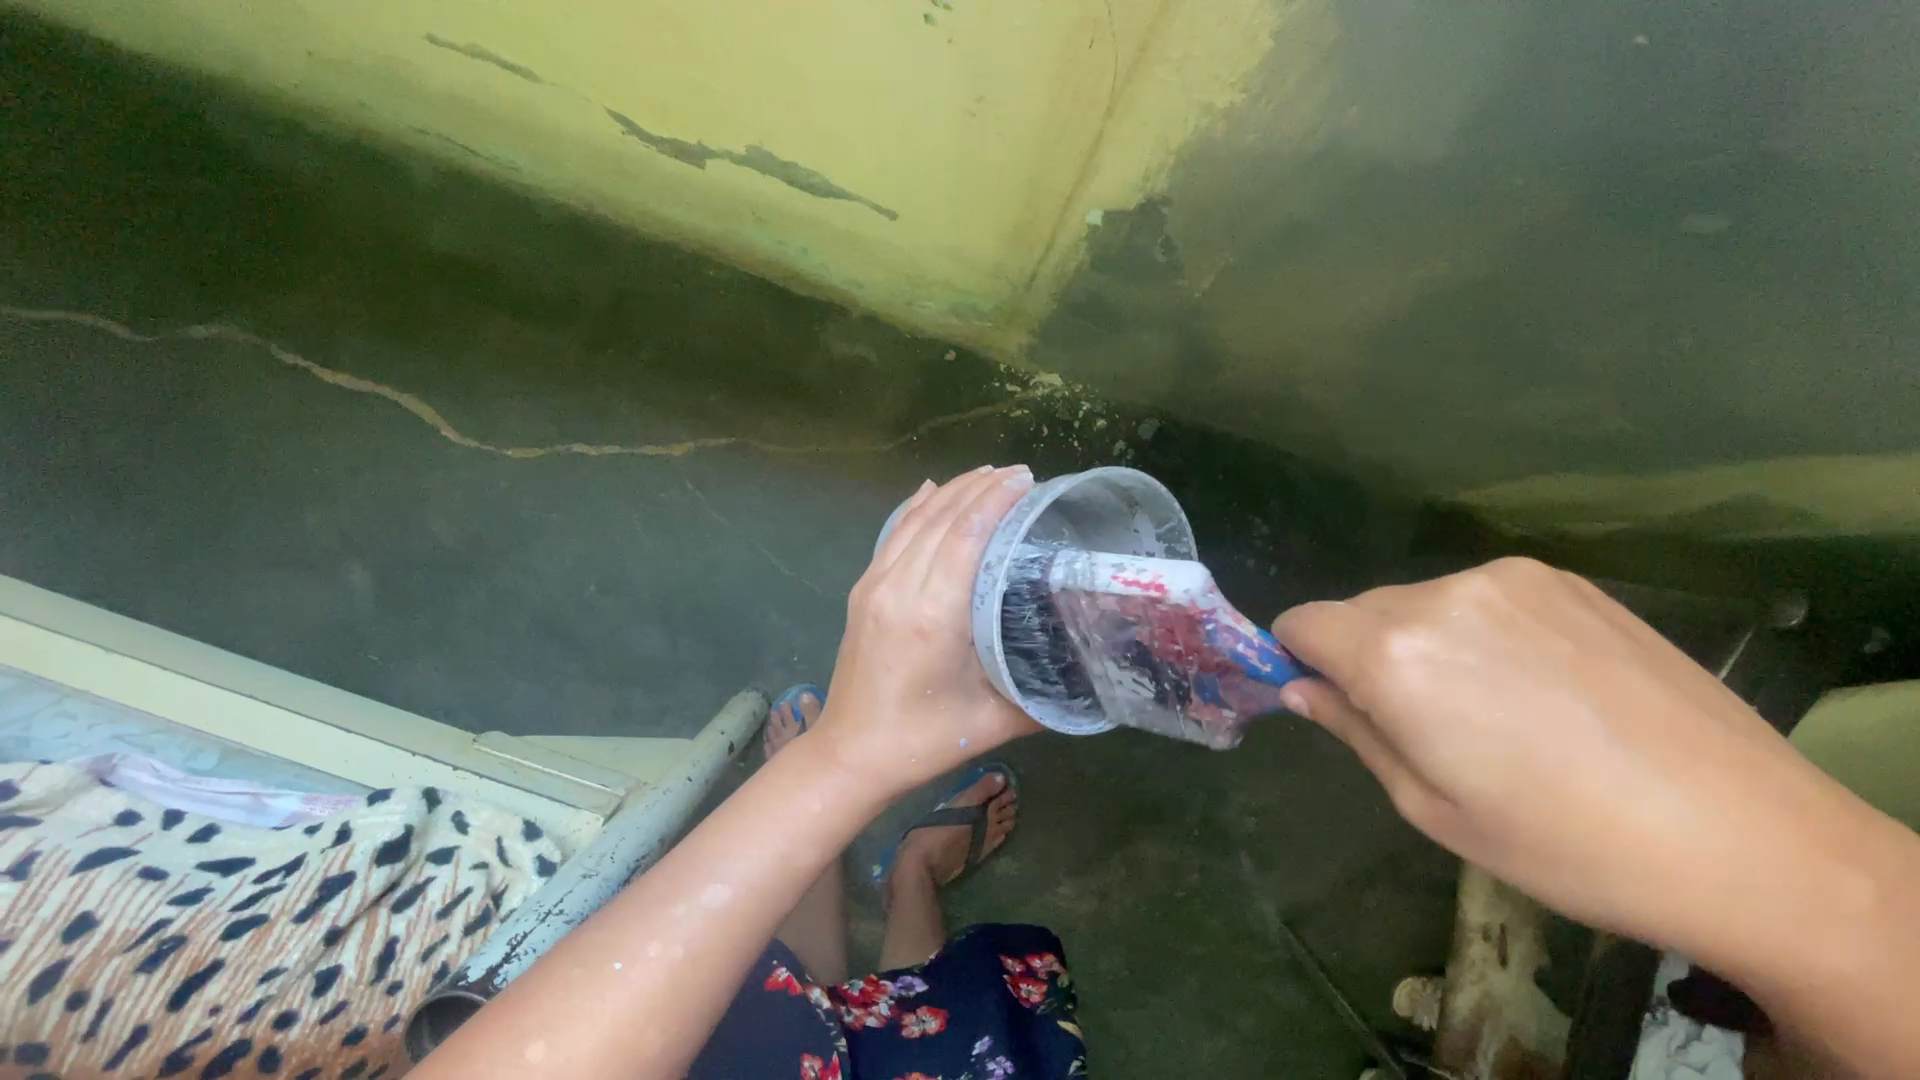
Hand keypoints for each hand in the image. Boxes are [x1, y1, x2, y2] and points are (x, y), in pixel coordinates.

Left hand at [813, 466, 1043, 798]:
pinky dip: (916, 508)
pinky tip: (933, 490)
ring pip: (914, 521)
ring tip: (986, 475)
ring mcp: (874, 585)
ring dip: (951, 492)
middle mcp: (899, 588)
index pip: (965, 534)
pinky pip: (892, 535)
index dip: (995, 500)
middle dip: (979, 487)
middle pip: (940, 517)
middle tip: (1019, 474)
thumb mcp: (995, 720)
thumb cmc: (924, 740)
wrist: (851, 754)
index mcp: (933, 614)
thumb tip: (1091, 668)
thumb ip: (1044, 691)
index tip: (1026, 480)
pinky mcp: (862, 591)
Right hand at [1270, 557, 1879, 953]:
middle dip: (1362, 654)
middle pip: (1360, 610)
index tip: (1326, 698)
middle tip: (1417, 721)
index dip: (1298, 659)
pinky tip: (1538, 682)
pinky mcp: (1567, 580)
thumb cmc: (1563, 843)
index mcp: (1394, 655)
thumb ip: (1352, 730)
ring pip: (1421, 601)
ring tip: (1490, 706)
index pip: (1302, 623)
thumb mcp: (1430, 806)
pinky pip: (1482, 596)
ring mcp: (1509, 581)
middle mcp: (1441, 596)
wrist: (1746, 836)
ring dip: (1424, 641)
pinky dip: (1480, 629)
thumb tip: (1299, 689)